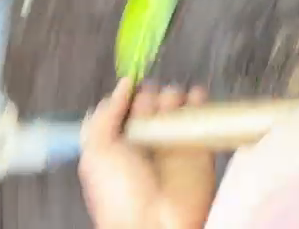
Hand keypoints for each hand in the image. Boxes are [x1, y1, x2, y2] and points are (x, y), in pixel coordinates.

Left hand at [79, 79, 216, 228]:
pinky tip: (193, 100)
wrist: (155, 226)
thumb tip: (124, 84)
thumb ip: (105, 115)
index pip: (127, 101)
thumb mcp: (96, 154)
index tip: (130, 93)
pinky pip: (202, 111)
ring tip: (168, 114)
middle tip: (149, 112)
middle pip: (153, 95)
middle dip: (151, 96)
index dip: (129, 93)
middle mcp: (147, 136)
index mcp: (121, 138)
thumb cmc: (120, 195)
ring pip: (176, 98)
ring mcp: (174, 138)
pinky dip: (200, 99)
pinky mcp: (199, 143)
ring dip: (173, 97)